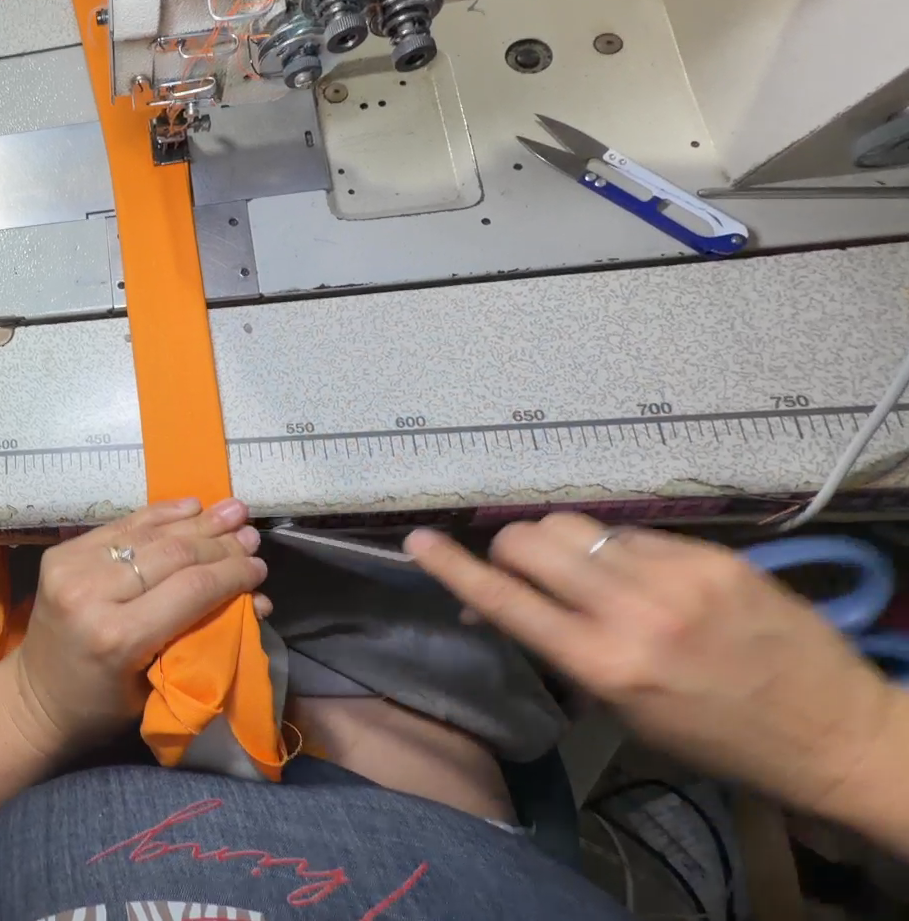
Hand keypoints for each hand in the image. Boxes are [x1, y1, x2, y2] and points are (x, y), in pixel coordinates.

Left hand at [3, 497, 267, 758]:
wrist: (35, 695)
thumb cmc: (103, 704)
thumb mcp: (160, 684)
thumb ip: (204, 639)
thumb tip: (258, 601)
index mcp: (118, 636)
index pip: (191, 589)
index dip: (231, 573)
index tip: (260, 566)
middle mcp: (92, 593)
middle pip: (172, 554)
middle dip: (218, 544)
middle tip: (252, 534)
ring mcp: (71, 566)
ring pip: (147, 533)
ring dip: (195, 521)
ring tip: (233, 509)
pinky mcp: (61, 552)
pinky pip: (120, 526)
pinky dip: (159, 515)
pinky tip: (190, 506)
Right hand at [406, 514, 905, 817]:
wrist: (844, 736)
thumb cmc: (713, 735)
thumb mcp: (618, 707)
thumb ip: (549, 645)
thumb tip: (486, 606)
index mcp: (604, 662)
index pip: (502, 598)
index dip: (451, 566)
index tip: (418, 541)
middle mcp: (633, 612)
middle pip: (528, 540)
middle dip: (509, 550)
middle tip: (522, 569)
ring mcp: (677, 577)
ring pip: (571, 526)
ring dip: (559, 545)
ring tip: (584, 571)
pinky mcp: (712, 556)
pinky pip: (627, 533)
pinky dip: (613, 550)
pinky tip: (644, 578)